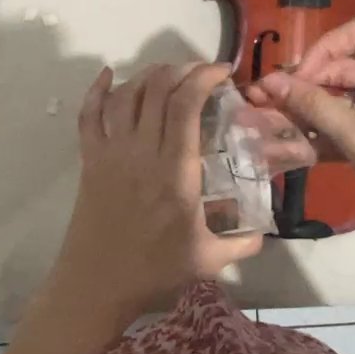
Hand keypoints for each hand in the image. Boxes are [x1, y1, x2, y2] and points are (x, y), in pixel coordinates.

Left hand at [38, 62, 262, 338]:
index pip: (186, 105)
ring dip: (146, 75)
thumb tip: (266, 233)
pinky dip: (96, 91)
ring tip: (167, 73)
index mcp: (175, 170)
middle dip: (181, 69)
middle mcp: (142, 151)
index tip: (222, 73)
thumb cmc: (154, 271)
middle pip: (157, 90)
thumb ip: (241, 243)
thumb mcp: (208, 259)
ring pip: (125, 96)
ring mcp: (111, 153)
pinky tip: (108, 75)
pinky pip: (88, 116)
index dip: (203, 77)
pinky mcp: (89, 161)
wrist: (97, 283)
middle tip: (200, 72)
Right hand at [245, 18, 354, 264]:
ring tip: (270, 121)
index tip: (294, 78)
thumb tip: (270, 81)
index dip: (322, 49)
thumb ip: (315, 106)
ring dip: (308, 107)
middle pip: (347, 65)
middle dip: (307, 81)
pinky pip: (346, 123)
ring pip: (342, 96)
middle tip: (266, 101)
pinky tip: (292, 144)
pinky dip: (321, 130)